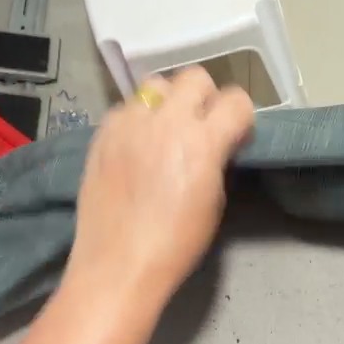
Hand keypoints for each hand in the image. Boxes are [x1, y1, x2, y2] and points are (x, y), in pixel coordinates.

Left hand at [65, 67, 254, 296]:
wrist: (119, 265)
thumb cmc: (177, 243)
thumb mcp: (215, 200)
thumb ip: (219, 159)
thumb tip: (220, 141)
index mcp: (203, 142)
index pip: (236, 100)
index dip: (241, 116)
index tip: (236, 134)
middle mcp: (166, 122)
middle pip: (195, 77)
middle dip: (206, 97)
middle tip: (202, 126)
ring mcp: (129, 124)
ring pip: (156, 85)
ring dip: (168, 101)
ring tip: (165, 130)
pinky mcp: (102, 134)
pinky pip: (126, 107)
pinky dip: (137, 118)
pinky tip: (137, 145)